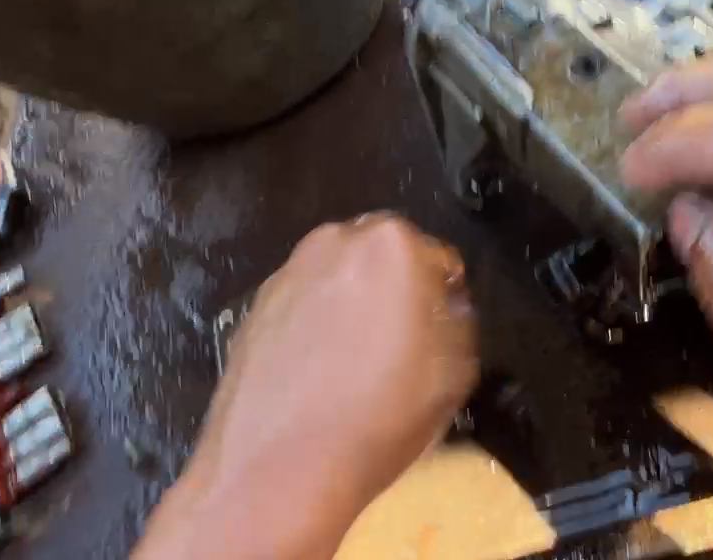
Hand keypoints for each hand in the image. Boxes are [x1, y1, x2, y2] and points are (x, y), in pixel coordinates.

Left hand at [136, 214, 477, 559]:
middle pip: (383, 259)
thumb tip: (444, 308)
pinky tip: (317, 375)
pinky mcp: (255, 306)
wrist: (278, 470)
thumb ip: (458, 319)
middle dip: (394, 292)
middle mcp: (337, 241)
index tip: (437, 333)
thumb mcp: (455, 370)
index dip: (443, 300)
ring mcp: (290, 272)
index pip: (437, 259)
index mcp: (393, 243)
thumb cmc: (379, 415)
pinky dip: (313, 326)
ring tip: (353, 365)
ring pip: (339, 280)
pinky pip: (302, 305)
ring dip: (352, 306)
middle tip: (399, 346)